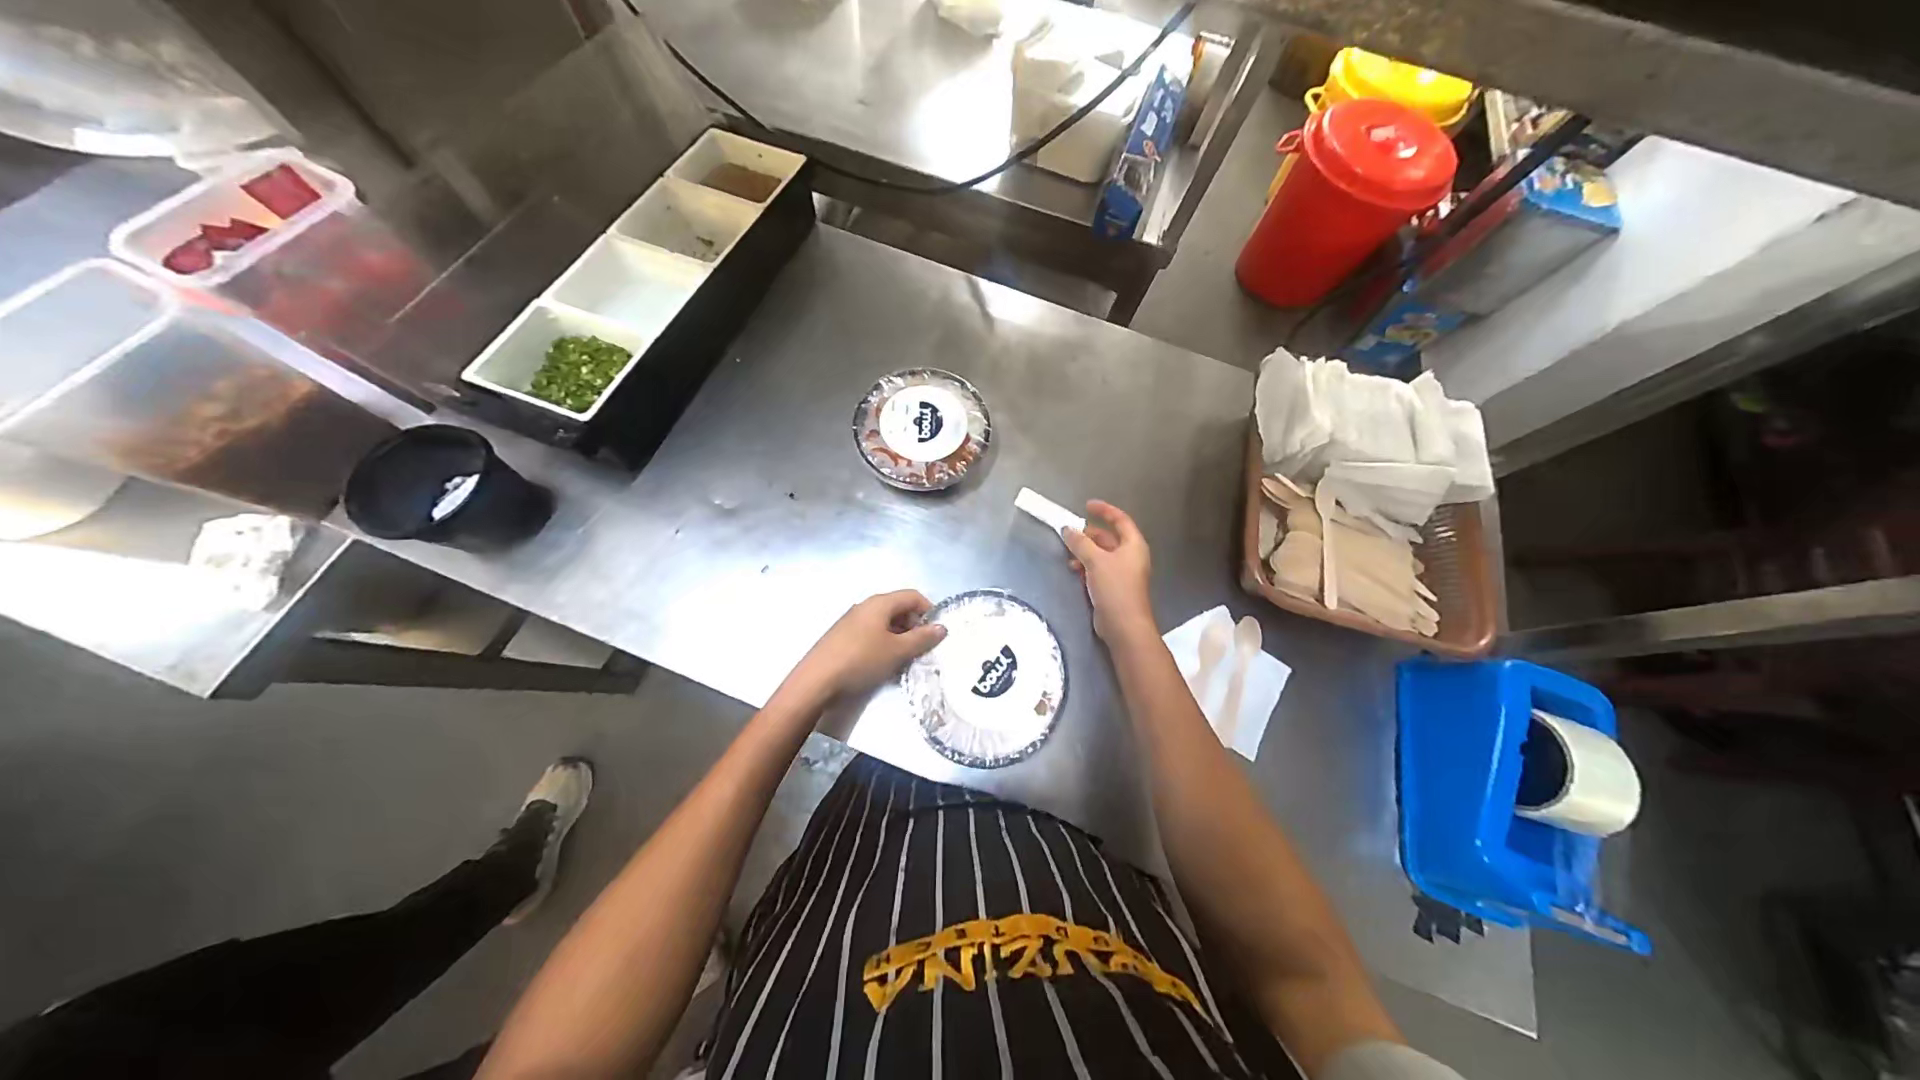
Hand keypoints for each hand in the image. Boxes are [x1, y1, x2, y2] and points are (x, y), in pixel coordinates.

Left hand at [782, 590, 946, 702]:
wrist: (816, 681)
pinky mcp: (842, 637)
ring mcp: (852, 622)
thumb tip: (941, 627)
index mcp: (879, 603)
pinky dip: (883, 645)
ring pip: (885, 624)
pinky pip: (871, 634)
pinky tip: (883, 665)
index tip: (936, 633)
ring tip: (904, 660)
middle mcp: (865, 607)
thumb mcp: (897, 651)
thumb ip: (922, 638)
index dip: (929, 611)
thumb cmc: (861, 660)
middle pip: (899, 609)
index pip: (913, 596)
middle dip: (914, 627)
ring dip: (899, 638)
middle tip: (922, 649)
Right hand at [1061, 499, 1155, 643]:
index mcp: (1133, 545)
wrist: (1124, 625)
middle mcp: (1130, 556)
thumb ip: (1080, 543)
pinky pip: (1097, 569)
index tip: (1087, 505)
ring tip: (1069, 555)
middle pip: (1108, 538)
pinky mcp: (1112, 587)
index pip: (1120, 520)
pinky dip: (1086, 566)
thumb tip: (1067, 529)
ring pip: (1100, 554)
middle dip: (1089, 535)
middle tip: (1071, 533)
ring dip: (1085, 552)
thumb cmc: (1115, 588)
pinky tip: (1074, 569)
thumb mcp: (1095, 561)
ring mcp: (1122, 572)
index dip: (1105, 510)